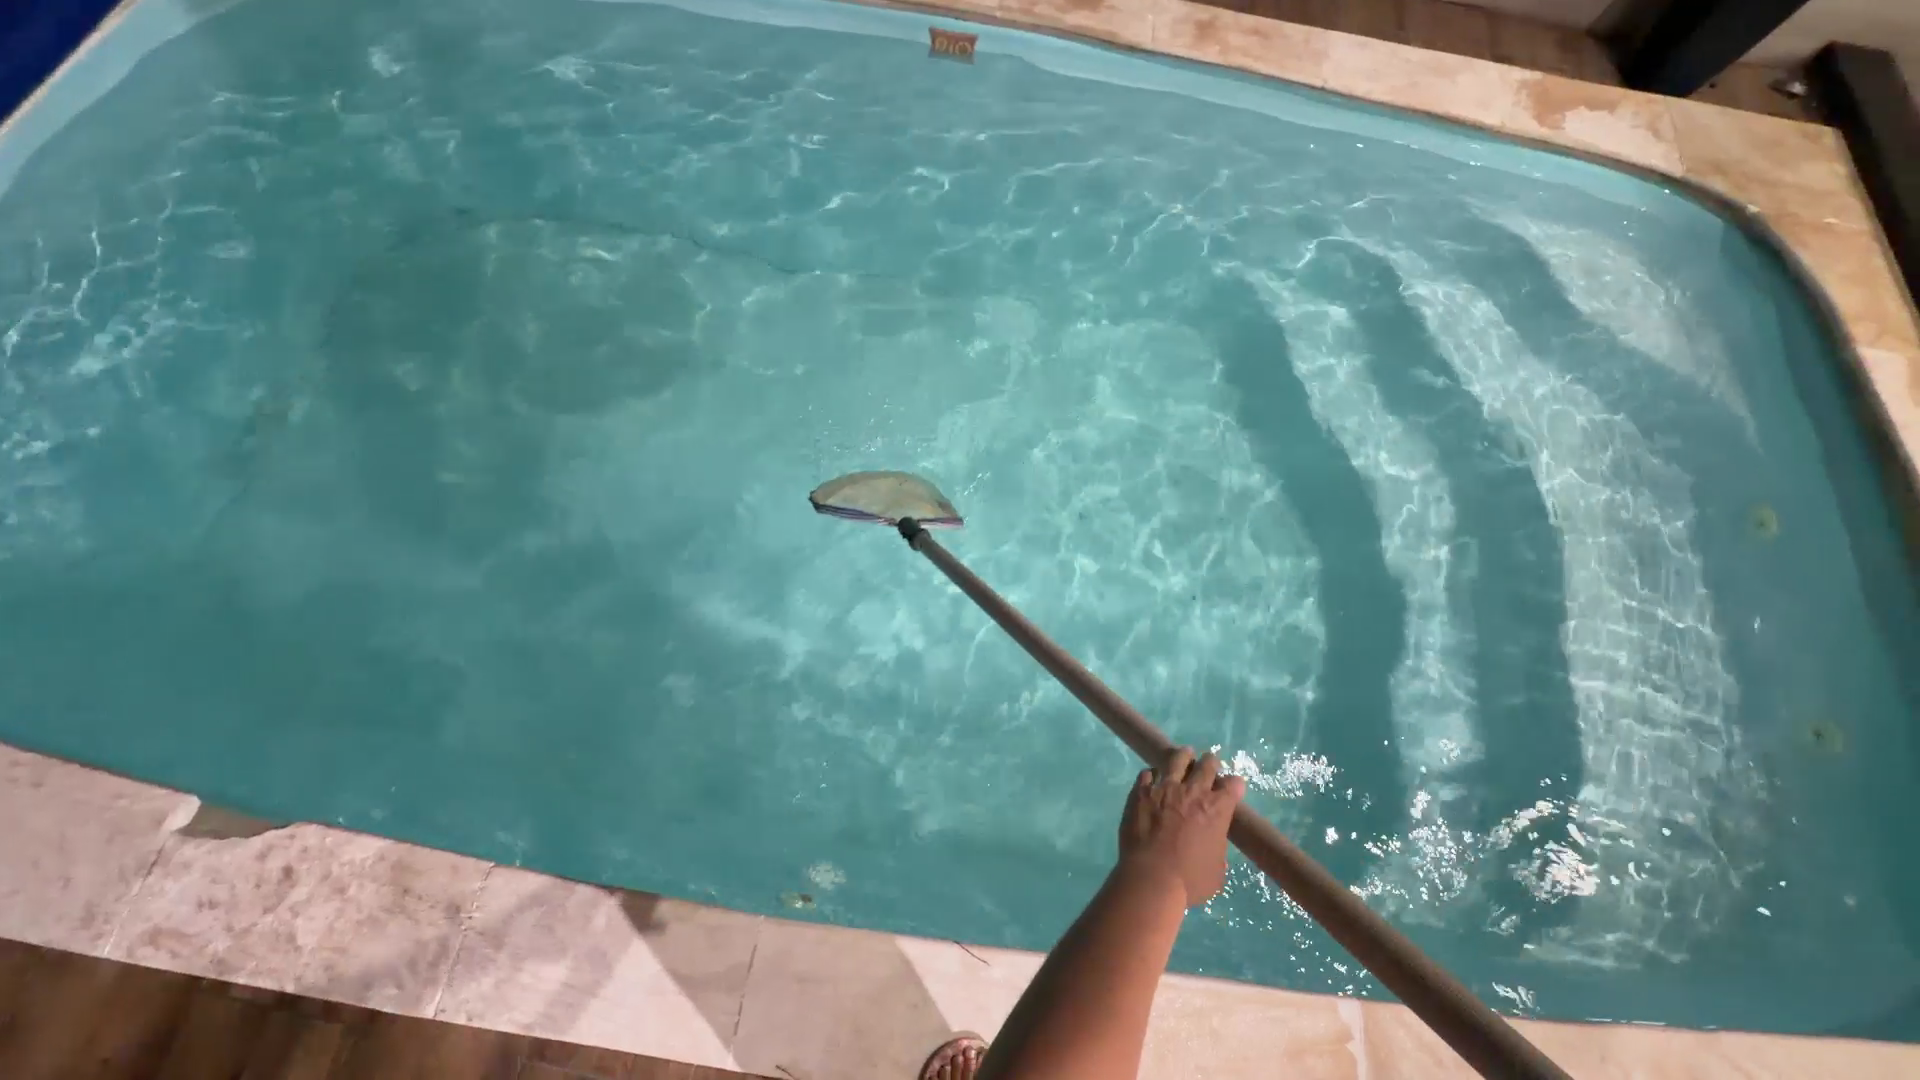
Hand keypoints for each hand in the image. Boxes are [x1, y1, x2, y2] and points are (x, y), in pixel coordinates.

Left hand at [1116, 747, 1245, 907]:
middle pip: (1206, 765)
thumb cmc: (1190, 880)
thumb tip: (1210, 842)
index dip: (1234, 784)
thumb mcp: (1217, 869)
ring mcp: (1164, 788)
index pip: (1233, 785)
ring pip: (1176, 760)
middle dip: (1210, 762)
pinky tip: (1152, 778)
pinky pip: (1147, 774)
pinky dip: (1152, 775)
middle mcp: (1193, 792)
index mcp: (1217, 809)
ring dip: (1183, 757)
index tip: (1233, 786)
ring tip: (1184, 754)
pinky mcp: (1140, 792)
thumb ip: (1216, 847)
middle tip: (1209, 762)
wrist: (1151, 877)